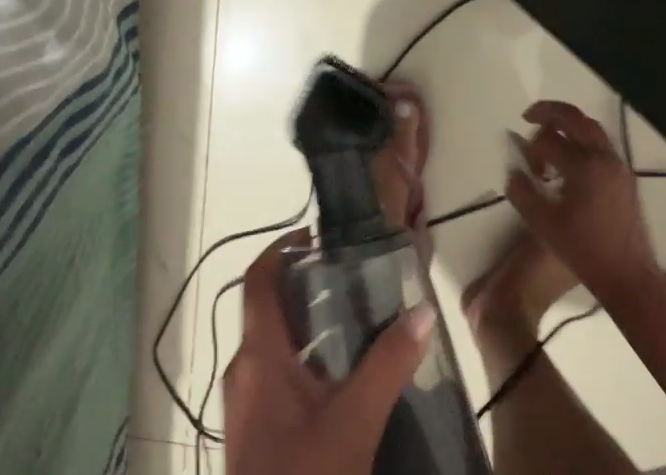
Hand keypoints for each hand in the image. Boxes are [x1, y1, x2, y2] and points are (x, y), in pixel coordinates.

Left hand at [222, 231, 437, 474]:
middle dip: (307, 287)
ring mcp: (245, 403)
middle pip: (268, 309)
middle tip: (356, 277)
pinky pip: (276, 375)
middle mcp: (243, 371)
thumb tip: (421, 310)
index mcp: (258, 356)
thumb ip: (387, 365)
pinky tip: (344, 378)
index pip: (258, 280)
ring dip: (309, 325)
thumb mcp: (354, 422)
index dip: (282, 248)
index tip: (321, 235)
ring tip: (358, 320)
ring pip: (274, 344)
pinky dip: (305, 359)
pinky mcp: (255, 429)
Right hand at [504, 101, 661, 300]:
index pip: (550, 140)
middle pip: (577, 119)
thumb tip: (514, 173)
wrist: (628, 276)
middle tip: (529, 116)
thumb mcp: (543, 224)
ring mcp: (619, 167)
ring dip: (569, 126)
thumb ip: (522, 193)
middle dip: (551, 112)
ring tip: (549, 137)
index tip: (524, 163)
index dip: (531, 148)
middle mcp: (605, 158)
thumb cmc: (584, 251)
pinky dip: (582, 141)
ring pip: (592, 130)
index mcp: (584, 166)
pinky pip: (601, 146)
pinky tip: (569, 161)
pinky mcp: (625, 179)